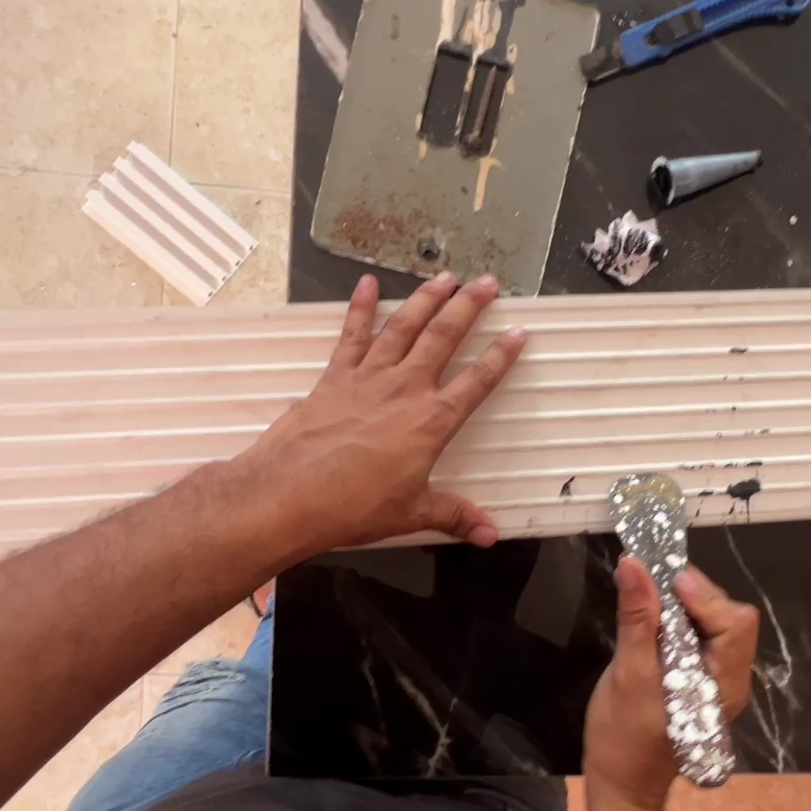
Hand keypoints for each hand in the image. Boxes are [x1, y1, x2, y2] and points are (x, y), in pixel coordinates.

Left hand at [236, 272, 525, 556]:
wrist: (290, 494)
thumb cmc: (356, 506)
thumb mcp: (413, 512)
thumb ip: (455, 516)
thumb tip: (490, 535)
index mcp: (433, 420)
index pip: (478, 381)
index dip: (501, 356)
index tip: (519, 332)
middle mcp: (406, 388)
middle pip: (444, 337)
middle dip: (469, 306)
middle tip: (488, 282)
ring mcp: (369, 377)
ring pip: (404, 326)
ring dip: (426, 298)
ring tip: (445, 275)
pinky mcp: (335, 376)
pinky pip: (352, 335)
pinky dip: (360, 307)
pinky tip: (367, 283)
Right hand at [584, 557, 757, 810]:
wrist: (621, 785)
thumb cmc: (624, 737)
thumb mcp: (628, 674)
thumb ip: (636, 618)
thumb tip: (634, 563)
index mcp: (724, 683)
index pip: (735, 622)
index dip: (704, 596)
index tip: (665, 581)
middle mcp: (730, 676)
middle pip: (727, 616)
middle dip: (691, 592)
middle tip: (648, 579)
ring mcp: (715, 676)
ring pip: (712, 621)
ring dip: (681, 602)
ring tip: (645, 592)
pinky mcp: (697, 675)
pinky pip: (697, 634)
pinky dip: (675, 617)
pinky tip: (649, 614)